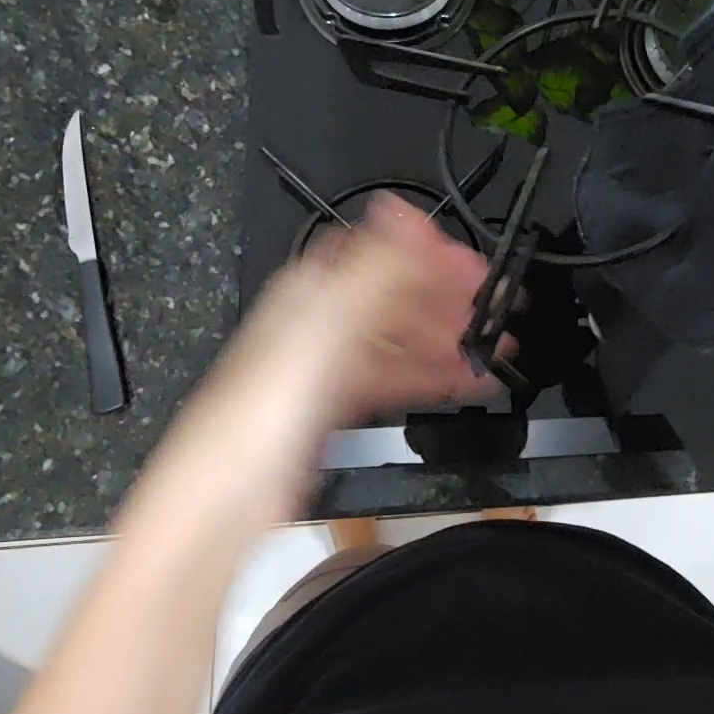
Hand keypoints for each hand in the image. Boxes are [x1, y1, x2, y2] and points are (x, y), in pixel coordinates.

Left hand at [211, 193, 504, 429]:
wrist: (223, 499)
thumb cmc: (255, 416)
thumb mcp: (325, 327)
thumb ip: (373, 270)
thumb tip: (400, 214)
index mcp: (313, 291)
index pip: (381, 252)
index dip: (427, 251)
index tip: (469, 261)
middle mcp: (321, 321)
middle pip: (397, 294)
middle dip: (446, 295)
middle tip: (490, 304)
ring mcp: (331, 364)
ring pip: (401, 337)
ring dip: (446, 336)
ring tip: (489, 344)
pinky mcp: (338, 404)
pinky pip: (397, 377)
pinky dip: (432, 375)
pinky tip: (462, 380)